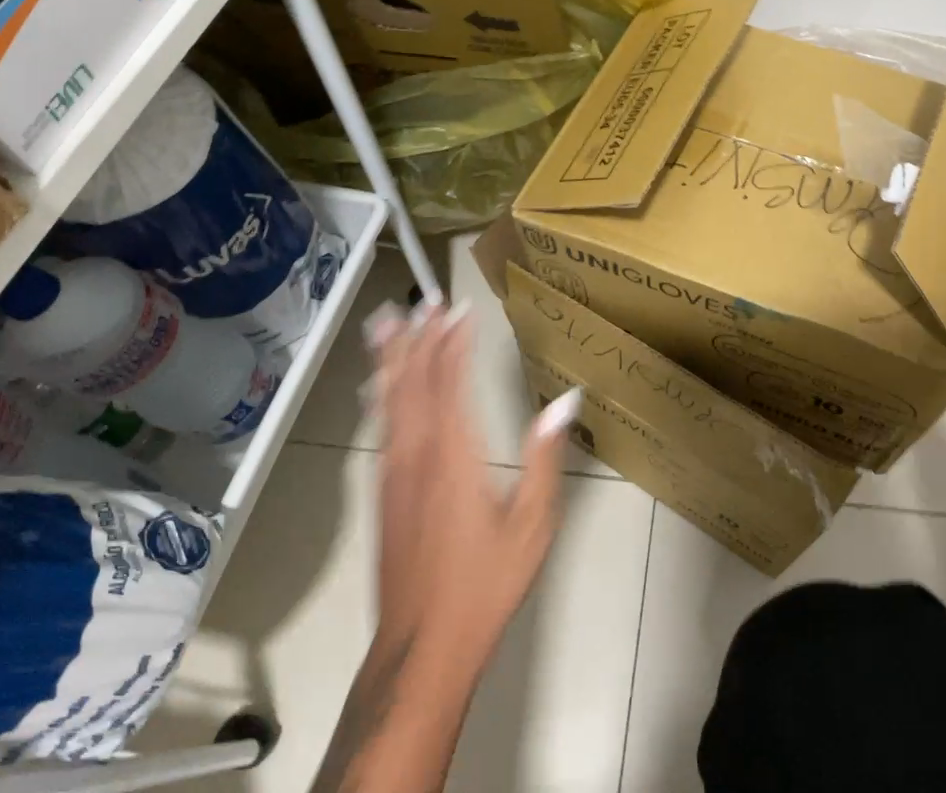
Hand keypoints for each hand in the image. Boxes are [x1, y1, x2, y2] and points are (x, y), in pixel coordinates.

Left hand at [364, 302, 576, 681]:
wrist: (423, 643)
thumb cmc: (486, 583)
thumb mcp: (533, 524)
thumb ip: (545, 459)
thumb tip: (565, 402)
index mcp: (454, 456)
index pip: (448, 382)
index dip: (452, 342)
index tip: (459, 311)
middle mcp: (415, 454)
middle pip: (410, 383)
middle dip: (415, 339)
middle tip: (419, 302)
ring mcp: (391, 474)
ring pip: (387, 402)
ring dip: (390, 359)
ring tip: (386, 324)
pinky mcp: (380, 494)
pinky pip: (380, 427)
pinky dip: (382, 395)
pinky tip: (381, 389)